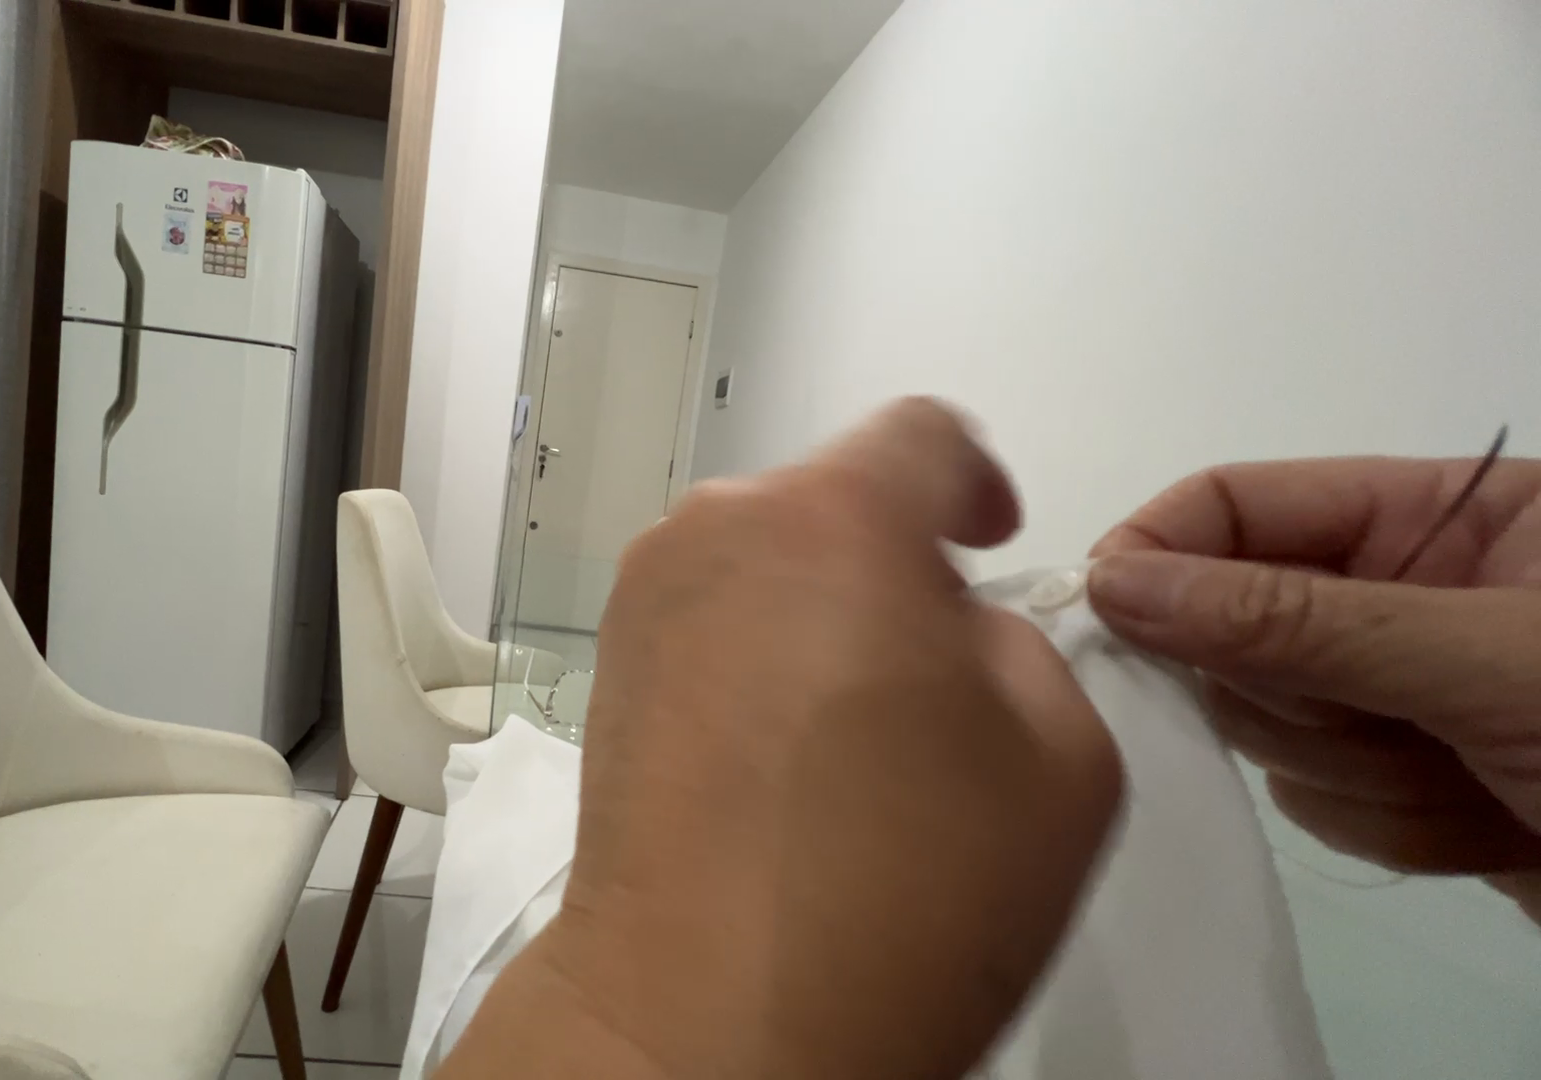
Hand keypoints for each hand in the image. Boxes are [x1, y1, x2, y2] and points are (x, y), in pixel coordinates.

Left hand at [442, 400, 1122, 1079]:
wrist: (701, 998)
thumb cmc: (902, 883)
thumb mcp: (1055, 751)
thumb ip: (1015, 640)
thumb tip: (947, 619)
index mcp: (834, 516)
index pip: (919, 434)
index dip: (971, 482)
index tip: (983, 547)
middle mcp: (720, 523)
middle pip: (830, 495)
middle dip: (888, 552)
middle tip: (918, 661)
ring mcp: (647, 584)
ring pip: (761, 548)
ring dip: (812, 595)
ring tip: (837, 713)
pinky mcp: (609, 648)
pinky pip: (705, 600)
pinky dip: (748, 632)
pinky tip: (765, 734)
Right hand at [1088, 456, 1540, 919]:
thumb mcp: (1494, 662)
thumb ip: (1289, 617)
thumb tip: (1109, 583)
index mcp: (1438, 519)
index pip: (1230, 503)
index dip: (1155, 549)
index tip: (1106, 612)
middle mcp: (1398, 594)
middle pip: (1224, 618)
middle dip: (1279, 685)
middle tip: (1361, 717)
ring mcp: (1390, 687)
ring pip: (1256, 712)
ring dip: (1342, 763)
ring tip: (1466, 784)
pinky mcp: (1395, 770)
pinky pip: (1300, 785)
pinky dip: (1372, 816)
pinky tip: (1472, 823)